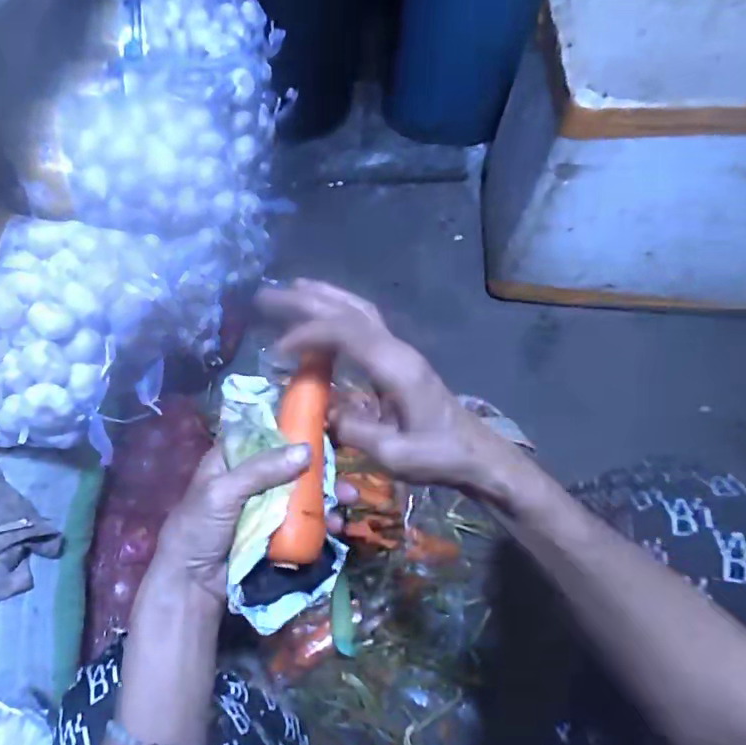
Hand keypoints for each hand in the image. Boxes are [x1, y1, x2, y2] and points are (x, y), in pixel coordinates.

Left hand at [139, 442, 350, 617]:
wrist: (191, 583)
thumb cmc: (197, 528)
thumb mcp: (222, 491)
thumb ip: (262, 470)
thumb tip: (306, 450)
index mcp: (231, 459)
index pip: (266, 434)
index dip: (293, 428)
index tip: (326, 426)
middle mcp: (252, 478)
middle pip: (292, 465)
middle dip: (321, 468)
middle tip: (345, 473)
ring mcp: (266, 507)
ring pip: (303, 493)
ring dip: (328, 495)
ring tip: (350, 499)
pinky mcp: (276, 533)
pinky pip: (304, 521)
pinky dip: (322, 521)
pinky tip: (336, 526)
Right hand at [257, 280, 546, 507]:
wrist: (477, 454)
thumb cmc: (440, 456)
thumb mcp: (396, 455)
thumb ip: (356, 431)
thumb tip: (322, 412)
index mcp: (396, 368)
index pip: (347, 334)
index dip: (309, 334)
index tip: (278, 349)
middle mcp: (397, 349)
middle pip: (349, 311)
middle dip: (307, 300)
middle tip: (268, 295)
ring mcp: (399, 351)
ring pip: (358, 310)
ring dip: (323, 297)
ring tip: (291, 289)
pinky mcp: (398, 359)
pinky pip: (363, 322)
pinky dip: (337, 311)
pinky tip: (321, 314)